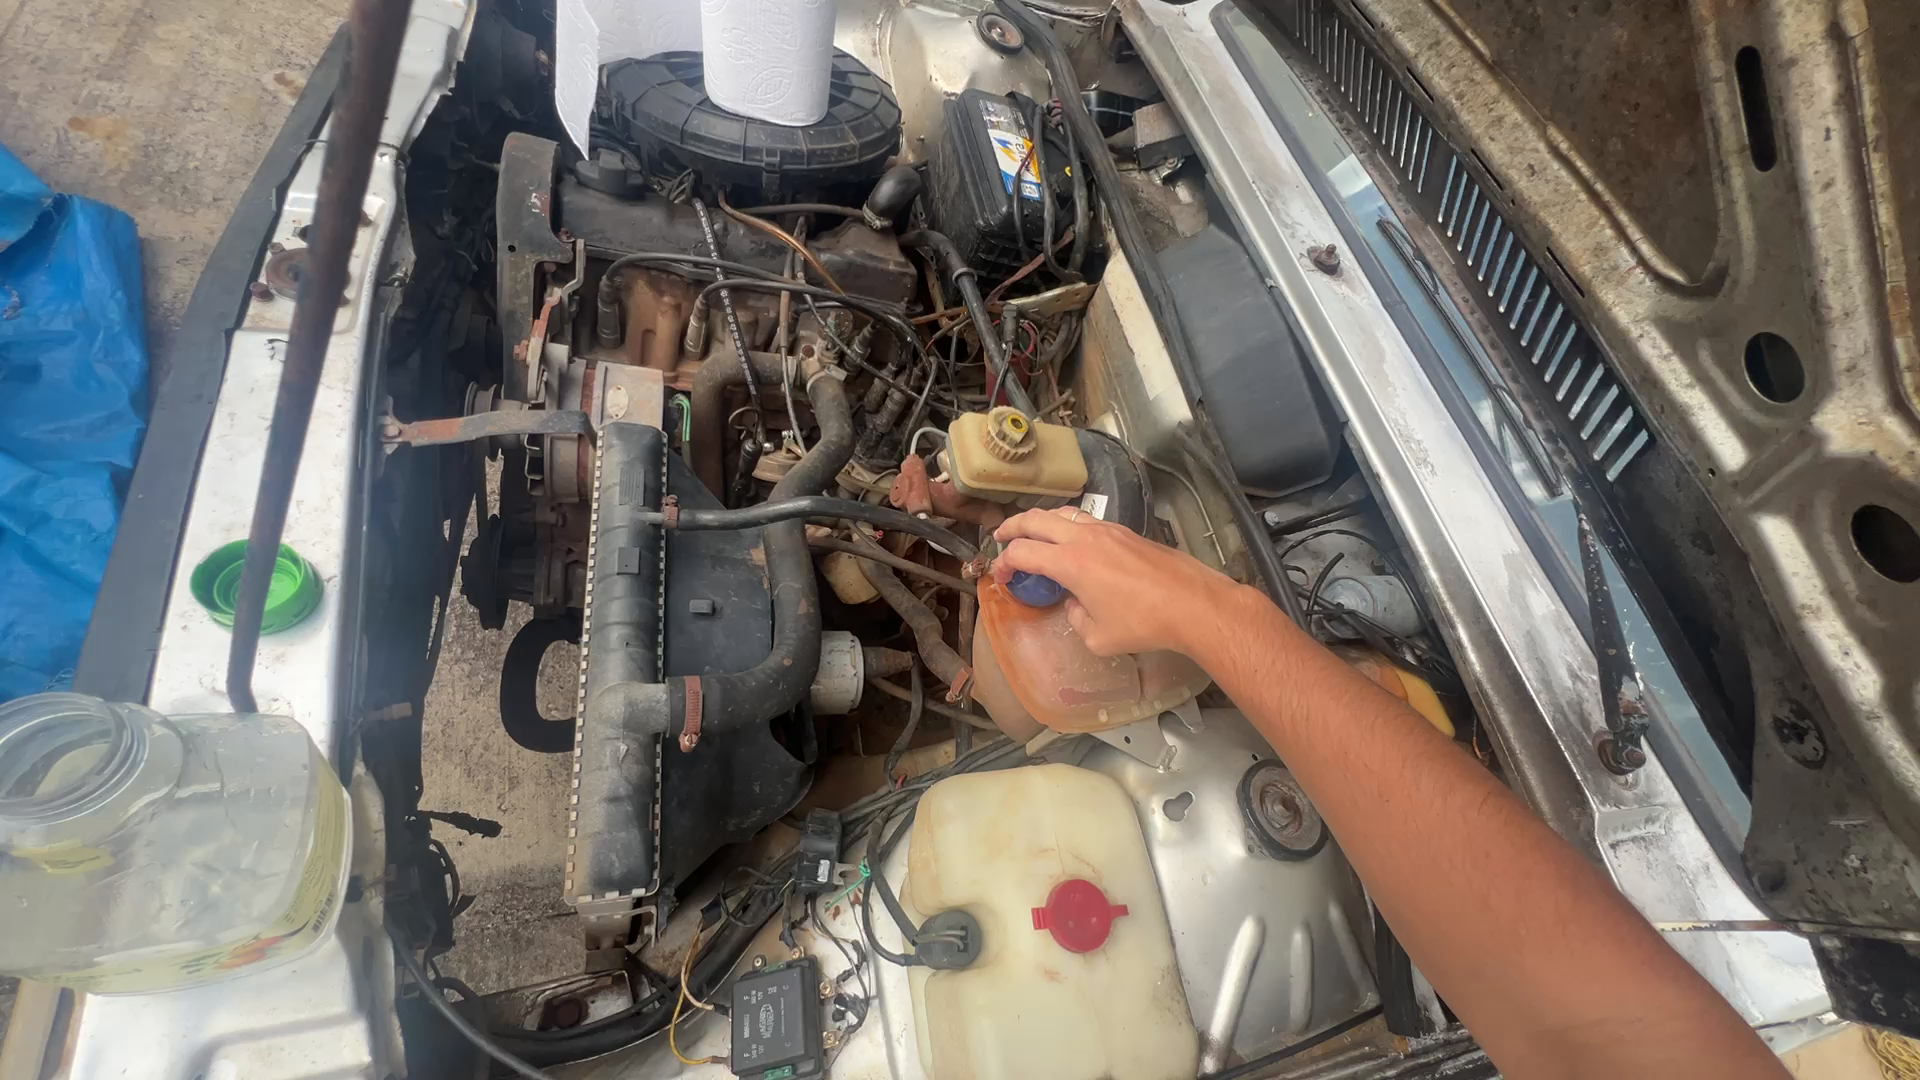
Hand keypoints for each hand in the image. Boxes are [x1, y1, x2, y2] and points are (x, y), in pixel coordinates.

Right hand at [992, 506, 1265, 657]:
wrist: (1193, 604)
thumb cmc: (1144, 624)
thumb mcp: (1098, 637)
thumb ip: (1075, 617)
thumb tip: (1074, 603)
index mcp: (1070, 562)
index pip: (1022, 552)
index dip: (1003, 564)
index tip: (1000, 577)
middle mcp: (1084, 538)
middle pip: (1035, 519)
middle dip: (1011, 527)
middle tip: (999, 538)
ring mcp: (1107, 530)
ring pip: (1063, 513)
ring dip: (1041, 521)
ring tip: (1033, 534)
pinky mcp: (1126, 532)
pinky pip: (1086, 520)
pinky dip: (1067, 525)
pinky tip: (1072, 542)